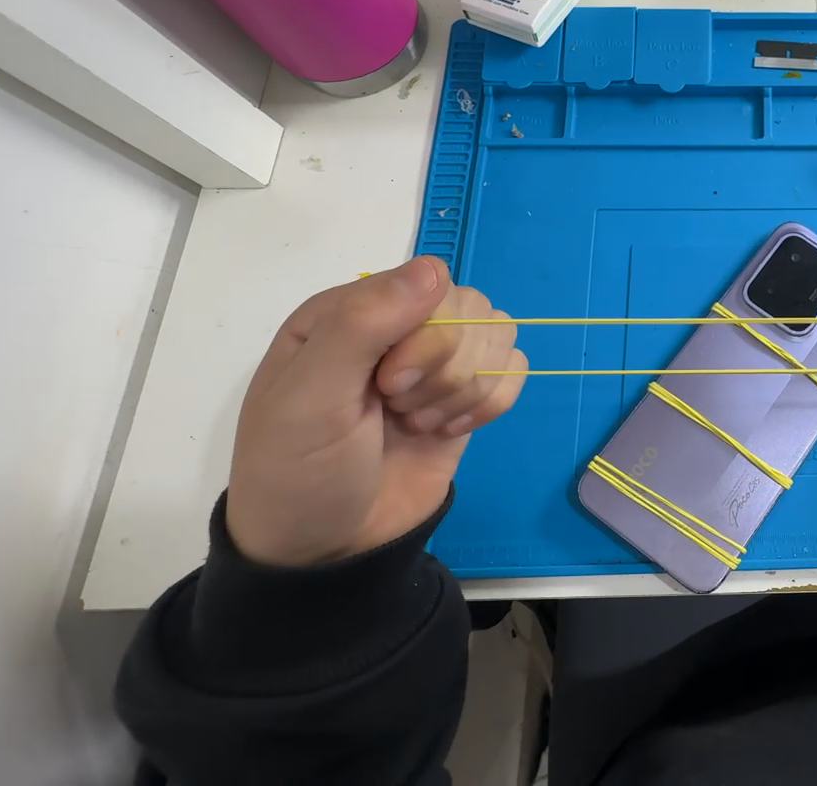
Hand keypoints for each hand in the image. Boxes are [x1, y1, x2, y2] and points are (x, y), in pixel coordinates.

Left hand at [225, 257, 526, 566]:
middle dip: (446, 369)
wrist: (328, 550)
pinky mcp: (469, 394)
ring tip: (418, 422)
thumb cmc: (300, 470)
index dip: (427, 334)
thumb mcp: (309, 398)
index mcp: (353, 311)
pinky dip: (489, 405)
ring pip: (500, 336)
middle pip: (474, 310)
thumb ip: (361, 325)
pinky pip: (515, 371)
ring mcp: (440, 360)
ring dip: (465, 390)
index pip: (433, 285)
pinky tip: (448, 430)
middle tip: (398, 408)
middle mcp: (401, 325)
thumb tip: (434, 267)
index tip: (389, 384)